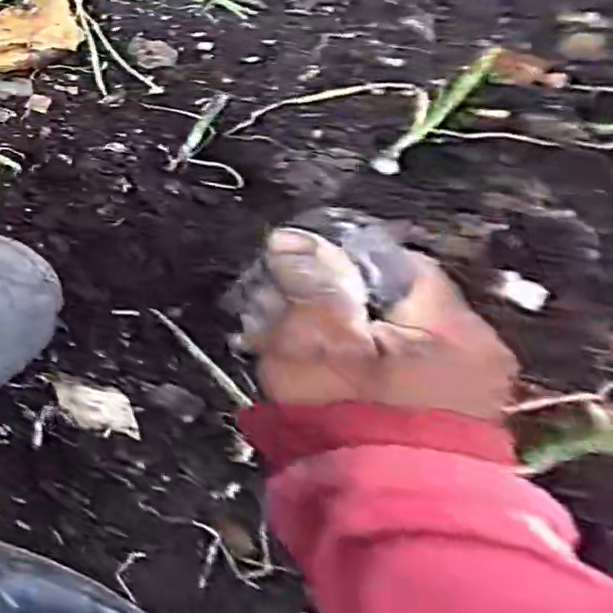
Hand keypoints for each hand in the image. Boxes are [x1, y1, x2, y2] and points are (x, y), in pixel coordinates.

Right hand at [254, 229, 517, 422]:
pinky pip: (374, 357)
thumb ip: (310, 281)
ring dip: (318, 322)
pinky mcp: (423, 404)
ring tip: (269, 332)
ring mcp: (448, 380)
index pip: (392, 261)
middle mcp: (463, 348)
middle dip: (316, 293)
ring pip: (370, 325)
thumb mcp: (315, 331)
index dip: (335, 255)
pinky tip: (293, 356)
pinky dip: (334, 351)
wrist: (376, 491)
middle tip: (268, 302)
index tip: (289, 263)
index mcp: (447, 325)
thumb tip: (293, 239)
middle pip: (378, 294)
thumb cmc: (344, 403)